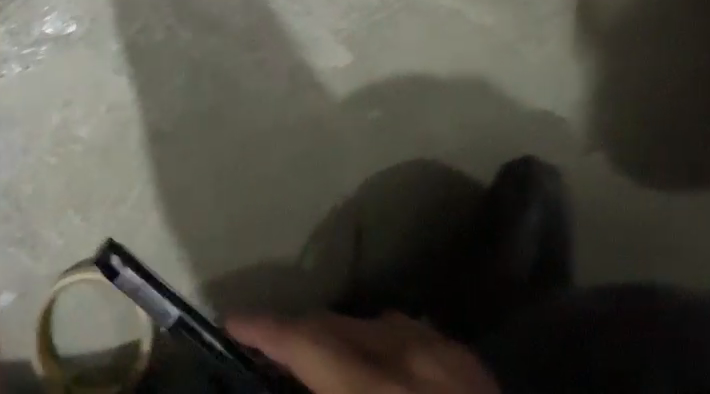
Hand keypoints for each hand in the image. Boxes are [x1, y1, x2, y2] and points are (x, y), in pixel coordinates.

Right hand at [229, 313, 500, 393]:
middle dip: (300, 333)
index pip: (309, 342)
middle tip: (272, 351)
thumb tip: (305, 383)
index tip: (233, 323)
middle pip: (341, 325)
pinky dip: (388, 343)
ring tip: (325, 358)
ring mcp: (450, 360)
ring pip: (380, 324)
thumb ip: (331, 391)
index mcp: (376, 391)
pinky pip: (419, 337)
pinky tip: (386, 364)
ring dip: (344, 336)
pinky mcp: (477, 369)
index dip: (266, 329)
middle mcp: (412, 361)